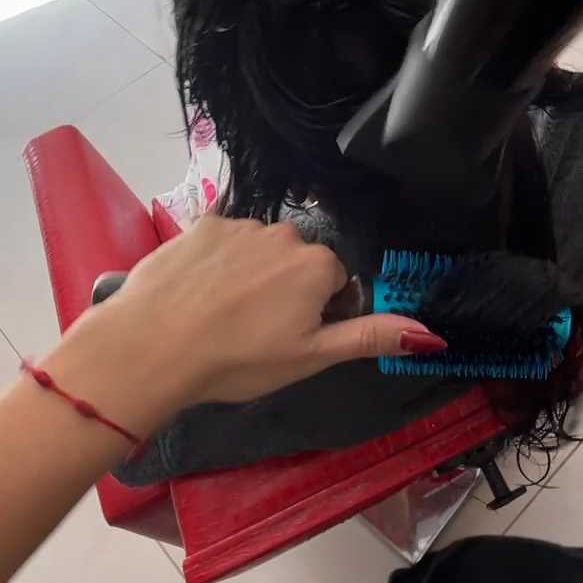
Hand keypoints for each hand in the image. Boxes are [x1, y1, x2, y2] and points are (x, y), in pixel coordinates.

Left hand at [42, 216, 439, 431]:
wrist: (151, 345)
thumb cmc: (238, 359)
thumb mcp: (311, 356)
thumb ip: (370, 337)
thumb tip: (432, 334)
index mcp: (318, 265)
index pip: (335, 285)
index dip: (318, 315)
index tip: (289, 339)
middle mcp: (286, 233)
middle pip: (299, 264)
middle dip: (287, 290)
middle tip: (255, 331)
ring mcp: (241, 224)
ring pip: (261, 251)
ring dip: (253, 275)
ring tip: (222, 314)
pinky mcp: (202, 223)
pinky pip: (224, 240)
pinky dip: (218, 261)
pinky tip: (198, 292)